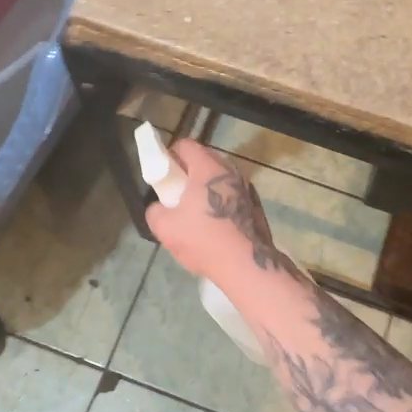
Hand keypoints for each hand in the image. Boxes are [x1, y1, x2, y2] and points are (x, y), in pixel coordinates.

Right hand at [145, 140, 279, 282]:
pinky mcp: (256, 206)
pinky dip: (221, 204)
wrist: (247, 265)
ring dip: (205, 190)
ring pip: (219, 180)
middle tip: (176, 196)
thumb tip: (159, 208)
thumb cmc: (204, 240)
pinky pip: (232, 196)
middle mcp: (231, 171)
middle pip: (204, 161)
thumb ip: (155, 210)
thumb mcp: (165, 227)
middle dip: (188, 174)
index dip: (169, 156)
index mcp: (209, 168)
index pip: (186, 145)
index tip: (163, 176)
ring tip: (194, 216)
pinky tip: (214, 228)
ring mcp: (247, 188)